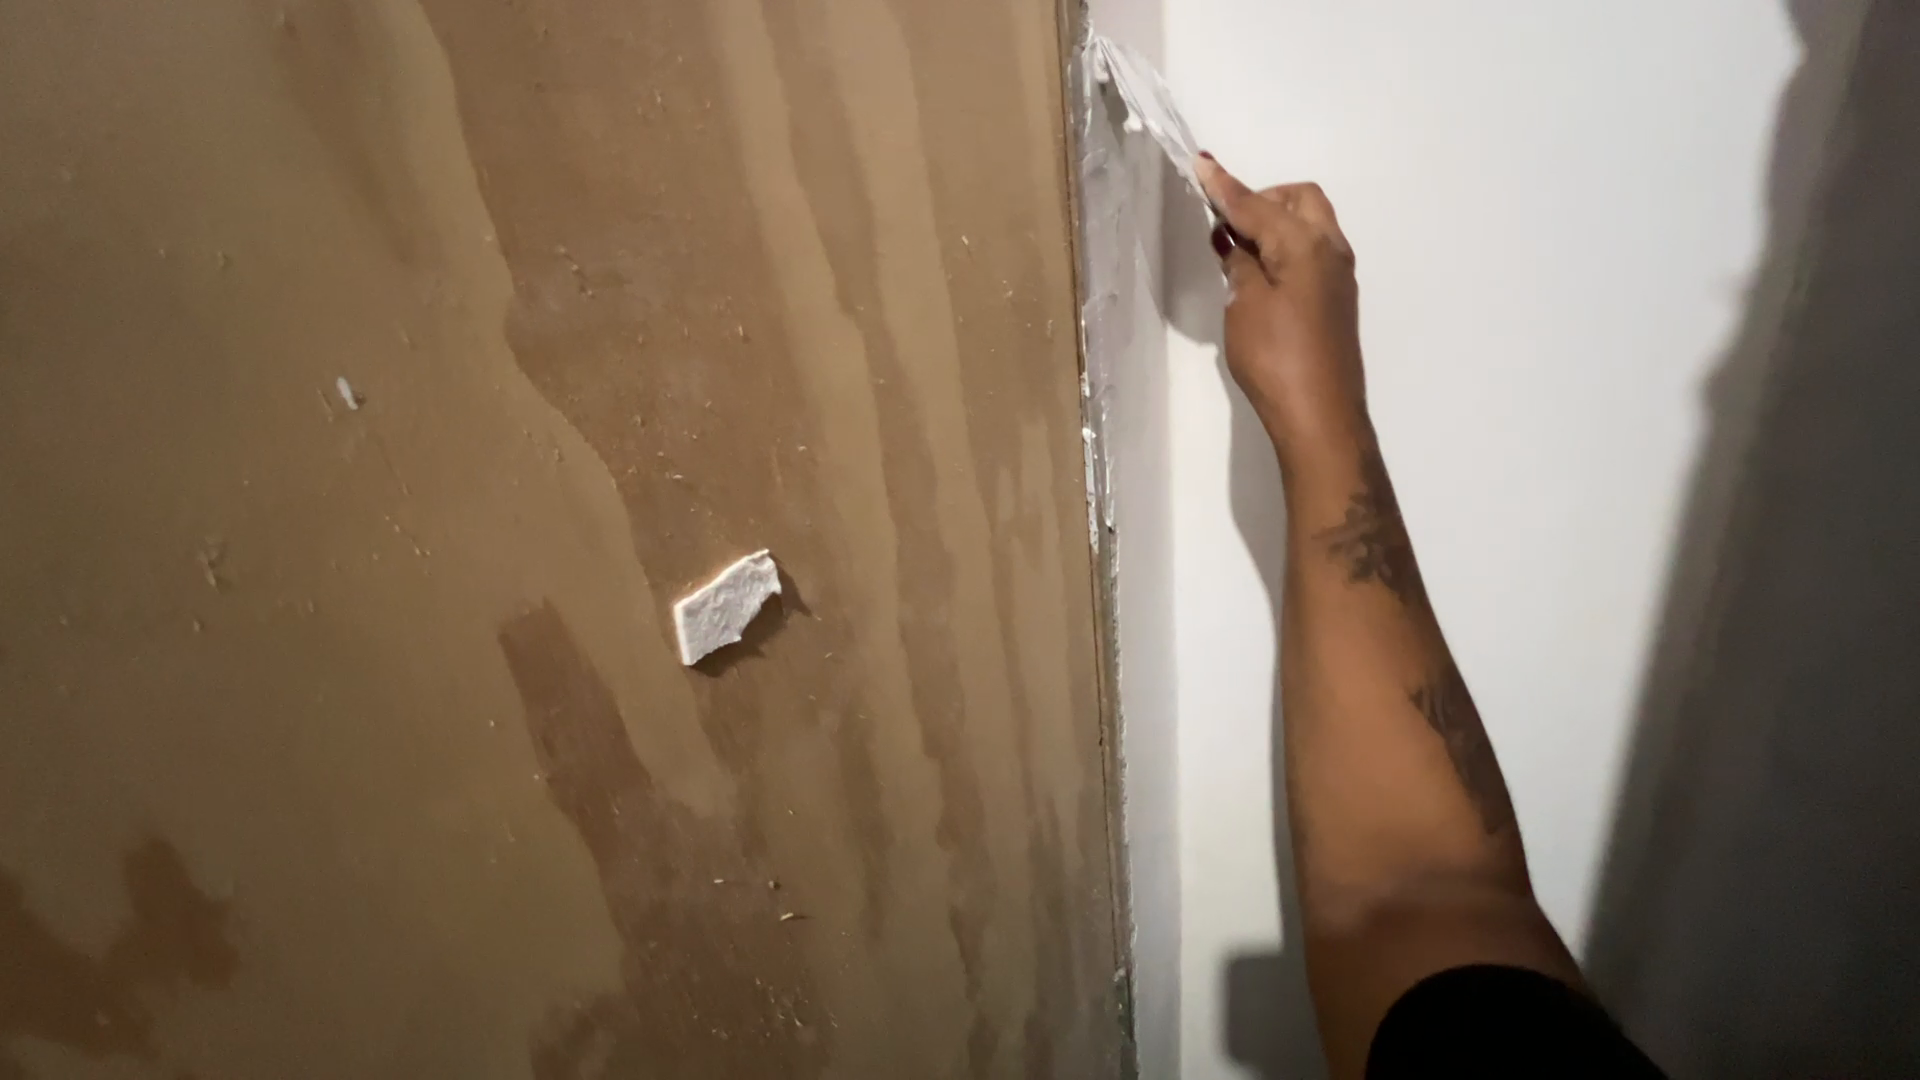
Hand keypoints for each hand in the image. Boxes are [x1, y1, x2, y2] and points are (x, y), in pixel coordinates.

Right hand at [1197, 155, 1366, 459]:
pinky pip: (1311, 253)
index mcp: (1306, 244)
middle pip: (1299, 200)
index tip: (1202, 164)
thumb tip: (1238, 241)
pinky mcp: (1336, 300)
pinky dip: (1286, 249)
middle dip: (1262, 199)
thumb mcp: (1245, 307)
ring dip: (1275, 225)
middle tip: (1228, 222)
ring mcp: (1338, 276)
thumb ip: (1241, 265)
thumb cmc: (1275, 357)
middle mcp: (1330, 249)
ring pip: (1309, 226)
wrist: (1319, 412)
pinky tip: (1262, 277)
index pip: (1257, 205)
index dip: (1226, 187)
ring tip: (1241, 252)